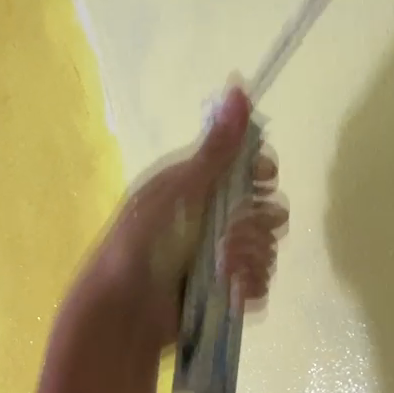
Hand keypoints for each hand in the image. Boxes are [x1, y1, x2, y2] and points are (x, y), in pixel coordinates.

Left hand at [65, 87, 288, 354]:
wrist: (125, 308)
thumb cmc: (144, 243)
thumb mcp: (179, 190)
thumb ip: (215, 149)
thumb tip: (240, 85)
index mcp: (201, 190)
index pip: (252, 172)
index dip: (262, 175)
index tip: (260, 180)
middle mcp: (216, 223)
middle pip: (268, 213)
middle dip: (258, 225)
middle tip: (231, 236)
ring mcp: (223, 262)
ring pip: (267, 253)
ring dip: (251, 260)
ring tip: (223, 270)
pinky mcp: (226, 297)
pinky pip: (259, 288)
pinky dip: (250, 289)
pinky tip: (232, 291)